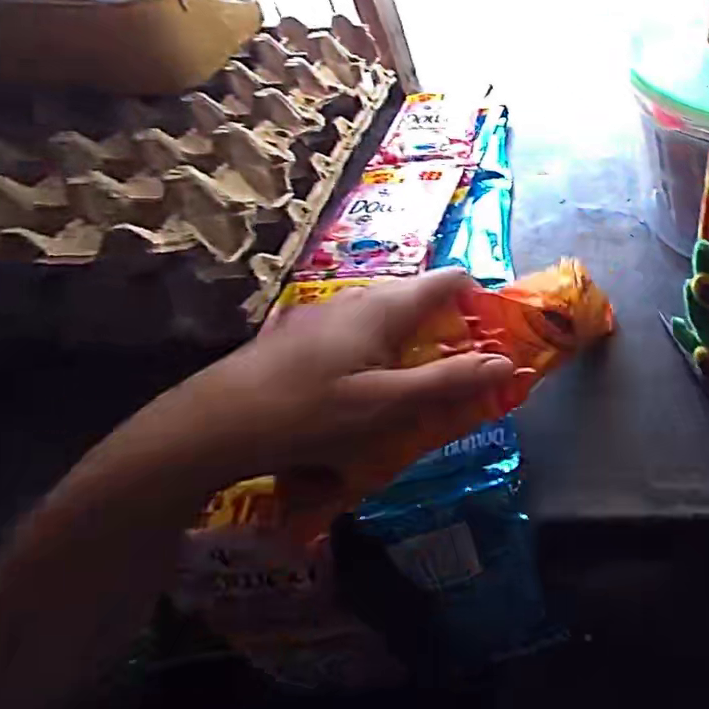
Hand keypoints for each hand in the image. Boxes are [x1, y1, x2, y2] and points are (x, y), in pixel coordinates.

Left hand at [122, 269, 515, 491]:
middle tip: (460, 376)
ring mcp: (329, 314)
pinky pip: (364, 334)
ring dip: (417, 347)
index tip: (491, 342)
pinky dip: (384, 355)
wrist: (202, 430)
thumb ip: (449, 381)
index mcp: (386, 305)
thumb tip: (506, 363)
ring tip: (417, 391)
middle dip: (452, 333)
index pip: (453, 279)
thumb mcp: (385, 404)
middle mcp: (360, 298)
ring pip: (393, 319)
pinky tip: (366, 394)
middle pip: (425, 300)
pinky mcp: (306, 335)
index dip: (481, 303)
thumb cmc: (304, 412)